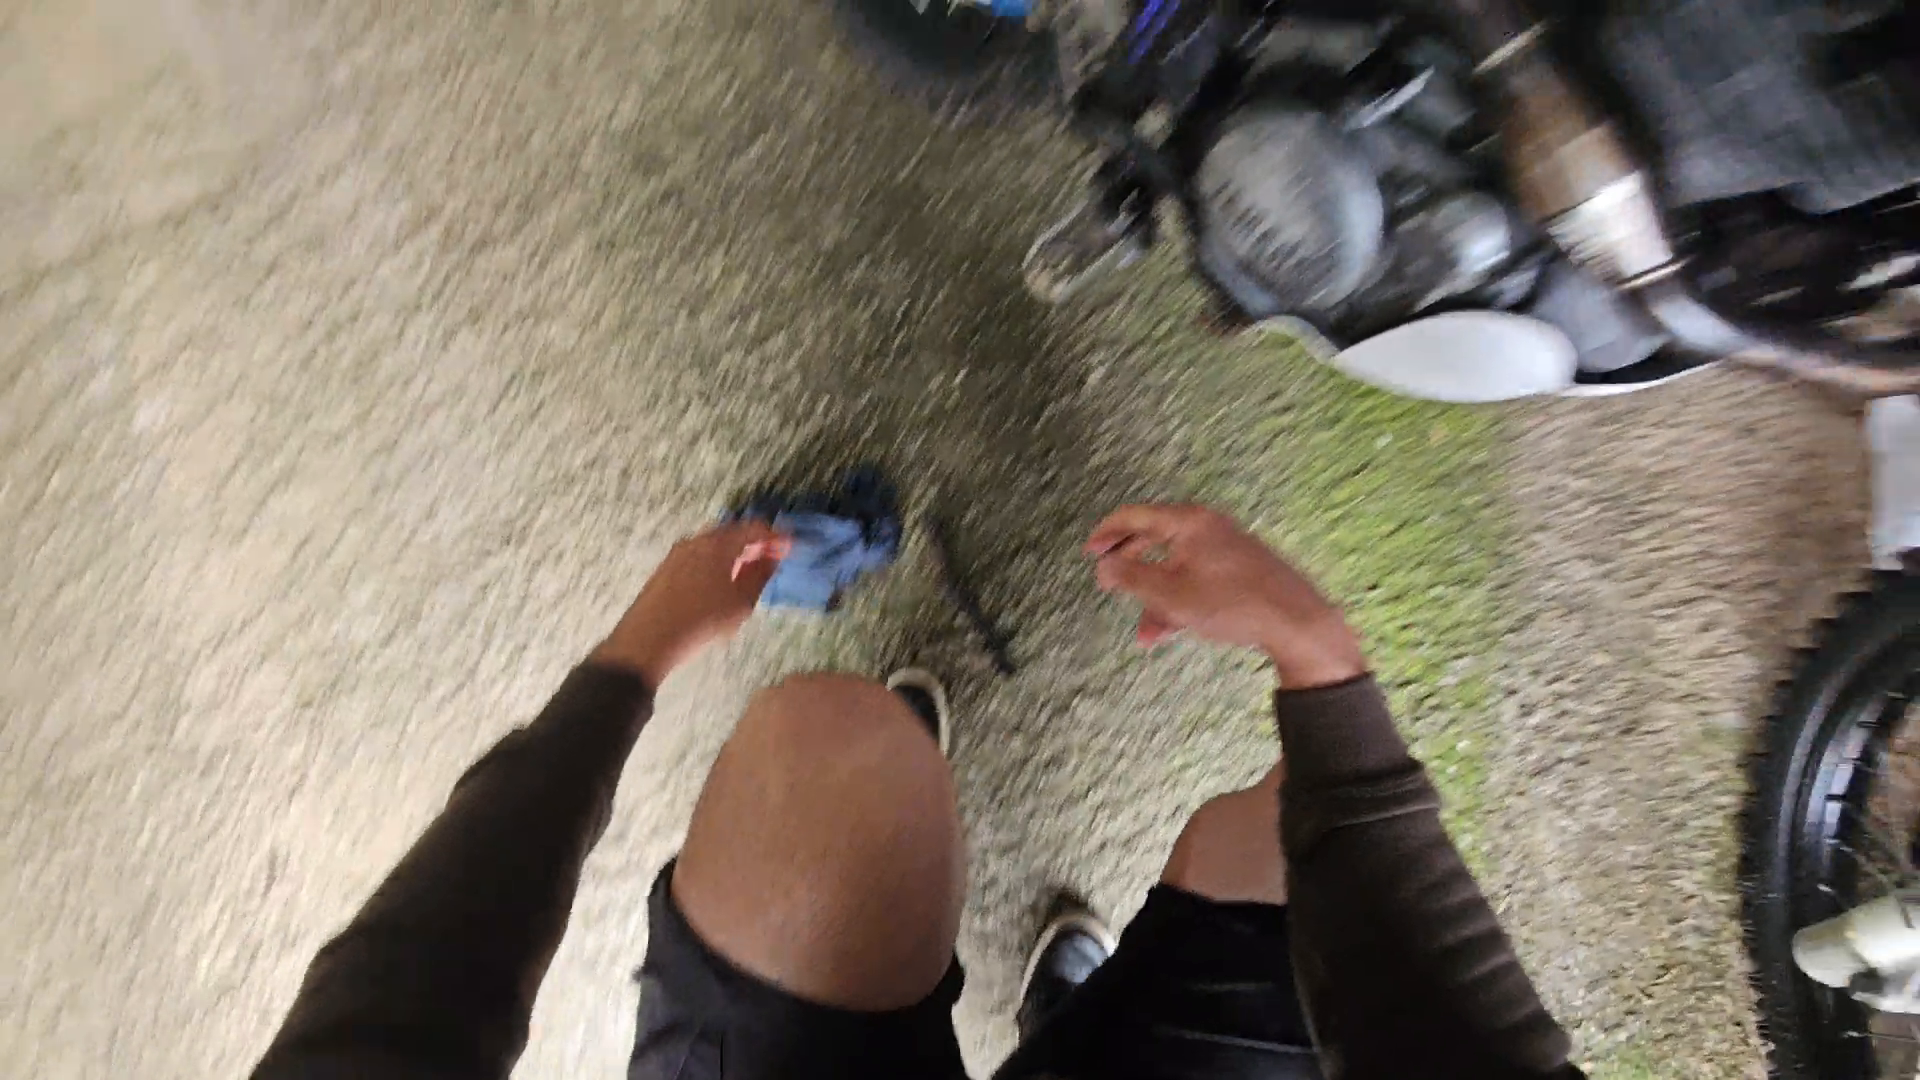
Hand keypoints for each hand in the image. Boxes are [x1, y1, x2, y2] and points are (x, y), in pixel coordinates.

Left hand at [591, 522, 789, 686]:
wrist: (648, 639)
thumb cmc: (703, 620)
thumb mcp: (742, 601)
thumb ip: (760, 575)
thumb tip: (771, 557)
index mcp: (718, 544)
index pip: (754, 529)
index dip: (775, 537)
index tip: (790, 546)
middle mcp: (697, 541)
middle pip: (732, 532)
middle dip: (755, 541)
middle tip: (772, 556)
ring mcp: (678, 554)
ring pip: (714, 544)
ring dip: (735, 551)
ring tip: (749, 569)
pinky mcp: (666, 568)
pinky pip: (700, 555)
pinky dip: (718, 560)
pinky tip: (723, 579)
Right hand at [1085, 504, 1365, 687]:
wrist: (1297, 622)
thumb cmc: (1231, 603)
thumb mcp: (1168, 594)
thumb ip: (1129, 578)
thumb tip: (1103, 566)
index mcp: (1188, 522)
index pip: (1134, 516)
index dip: (1106, 533)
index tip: (1090, 551)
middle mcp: (1207, 526)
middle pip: (1154, 539)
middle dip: (1129, 566)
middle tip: (1108, 579)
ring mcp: (1226, 547)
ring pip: (1176, 566)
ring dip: (1155, 596)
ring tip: (1145, 631)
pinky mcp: (1239, 568)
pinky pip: (1197, 578)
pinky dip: (1179, 599)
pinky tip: (1171, 629)